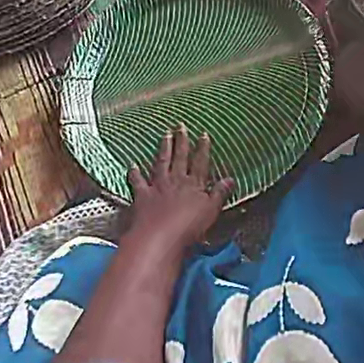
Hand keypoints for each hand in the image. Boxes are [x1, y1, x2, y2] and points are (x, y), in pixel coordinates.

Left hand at [126, 127, 234, 249]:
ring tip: (165, 135)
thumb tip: (230, 179)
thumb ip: (219, 194)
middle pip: (180, 158)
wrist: (160, 237)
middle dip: (181, 141)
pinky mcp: (142, 195)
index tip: (203, 134)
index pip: (200, 163)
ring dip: (163, 149)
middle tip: (180, 126)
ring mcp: (157, 186)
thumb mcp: (211, 211)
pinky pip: (137, 181)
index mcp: (194, 184)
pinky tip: (133, 165)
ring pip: (161, 163)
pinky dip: (134, 173)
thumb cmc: (189, 227)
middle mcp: (175, 181)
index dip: (202, 148)